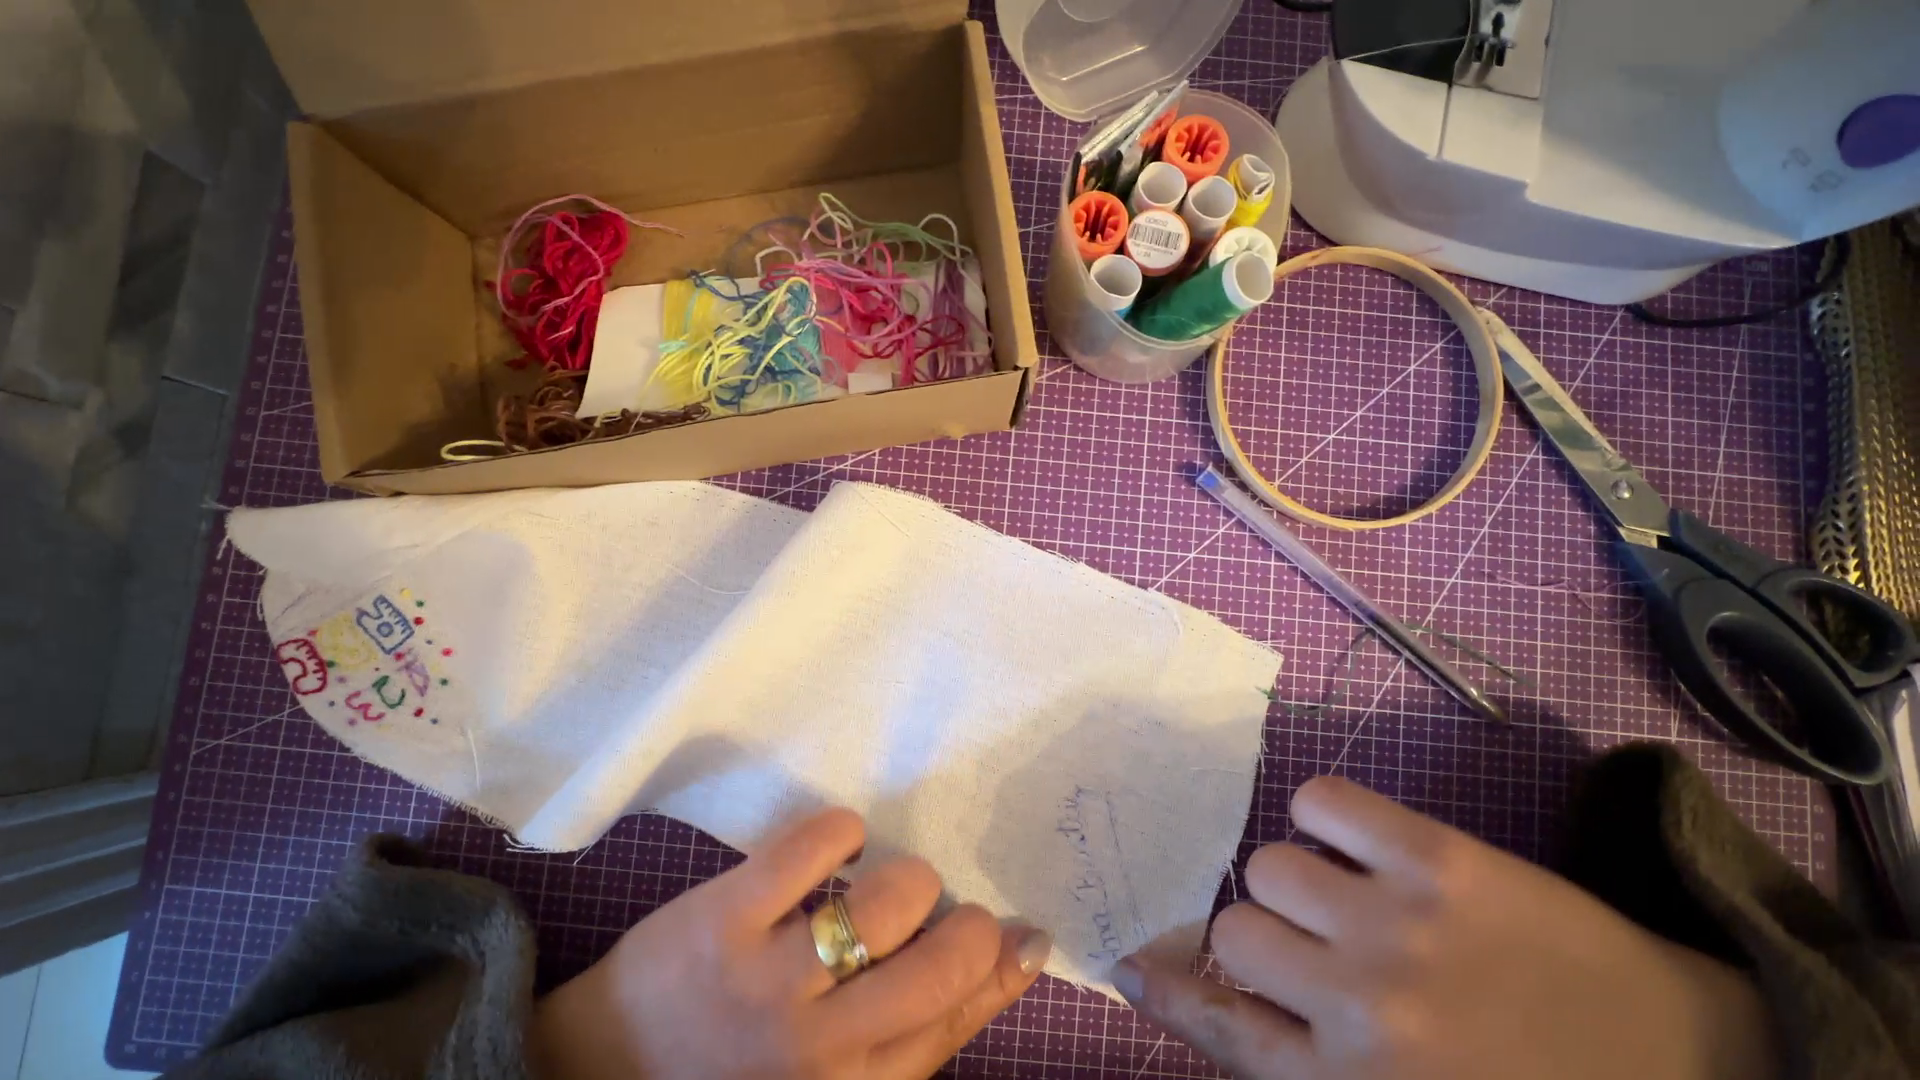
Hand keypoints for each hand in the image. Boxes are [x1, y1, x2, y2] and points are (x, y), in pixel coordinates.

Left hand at [532, 808, 1050, 1079]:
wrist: (612, 1068)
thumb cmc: (744, 1069)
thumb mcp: (844, 1072)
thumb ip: (931, 1021)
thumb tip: (1022, 945)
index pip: (962, 1012)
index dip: (1001, 961)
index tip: (1017, 929)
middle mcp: (823, 1048)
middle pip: (944, 959)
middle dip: (964, 919)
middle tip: (934, 910)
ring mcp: (770, 982)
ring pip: (890, 898)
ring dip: (904, 876)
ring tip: (877, 884)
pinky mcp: (724, 919)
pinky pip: (812, 845)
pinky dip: (842, 829)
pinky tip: (837, 846)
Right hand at [1113, 776, 1778, 1079]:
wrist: (1686, 1067)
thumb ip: (1286, 1056)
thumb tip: (1171, 984)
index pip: (1217, 1026)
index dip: (1167, 988)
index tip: (1130, 960)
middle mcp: (1360, 1010)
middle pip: (1236, 931)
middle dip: (1264, 938)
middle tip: (1313, 945)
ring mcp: (1399, 926)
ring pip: (1270, 863)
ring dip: (1297, 879)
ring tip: (1347, 895)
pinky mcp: (1439, 859)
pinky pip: (1320, 799)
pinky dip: (1323, 815)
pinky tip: (1360, 844)